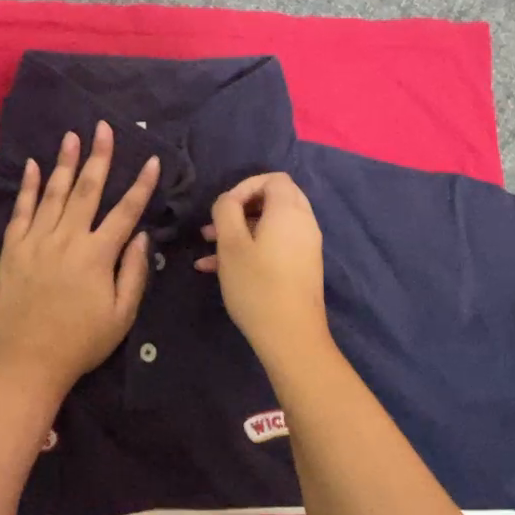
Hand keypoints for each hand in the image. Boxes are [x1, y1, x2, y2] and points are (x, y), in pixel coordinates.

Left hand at [0, 122, 159, 395]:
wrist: (28, 361)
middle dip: (99, 156)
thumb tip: (140, 235)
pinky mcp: (13, 249)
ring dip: (64, 162)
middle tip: (103, 128)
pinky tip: (32, 165)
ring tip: (71, 135)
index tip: (151, 159)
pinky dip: (27, 186)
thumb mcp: (122, 315)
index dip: (141, 184)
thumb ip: (133, 272)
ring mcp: (36, 241)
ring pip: (53, 193)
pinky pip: (21, 210)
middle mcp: (67, 239)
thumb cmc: (82, 342)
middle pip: (87, 190)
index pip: (125, 211)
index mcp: (98, 255)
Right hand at [194, 172, 329, 361]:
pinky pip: (276, 245)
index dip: (245, 186)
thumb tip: (229, 200)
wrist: (291, 335)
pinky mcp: (302, 267)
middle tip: (215, 226)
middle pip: (273, 200)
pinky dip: (252, 248)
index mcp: (289, 211)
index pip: (273, 179)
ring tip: (209, 249)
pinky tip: (219, 269)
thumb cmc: (257, 285)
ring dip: (240, 231)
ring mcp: (305, 246)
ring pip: (270, 225)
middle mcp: (303, 223)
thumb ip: (226, 211)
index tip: (223, 209)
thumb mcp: (231, 244)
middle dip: (240, 209)